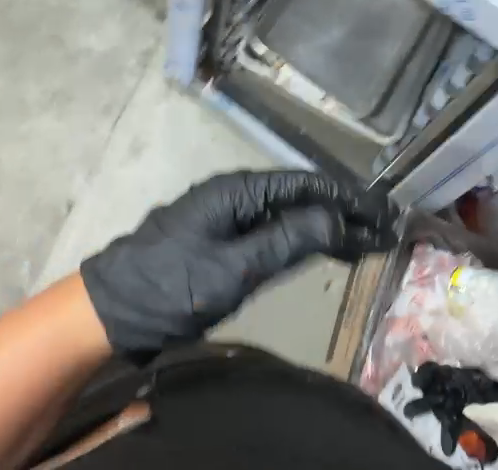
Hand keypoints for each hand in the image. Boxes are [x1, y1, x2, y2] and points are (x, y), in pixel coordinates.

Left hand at [80, 170, 397, 355]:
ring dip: (327, 227)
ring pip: (288, 215)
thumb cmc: (170, 287)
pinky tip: (324, 251)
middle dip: (343, 212)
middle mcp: (236, 196)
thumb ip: (286, 241)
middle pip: (300, 197)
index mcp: (237, 191)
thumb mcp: (233, 268)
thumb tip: (339, 220)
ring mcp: (228, 219)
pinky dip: (302, 241)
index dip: (347, 196)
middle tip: (385, 231)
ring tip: (367, 243)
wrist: (112, 312)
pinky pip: (272, 233)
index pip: (304, 184)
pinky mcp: (222, 243)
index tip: (383, 211)